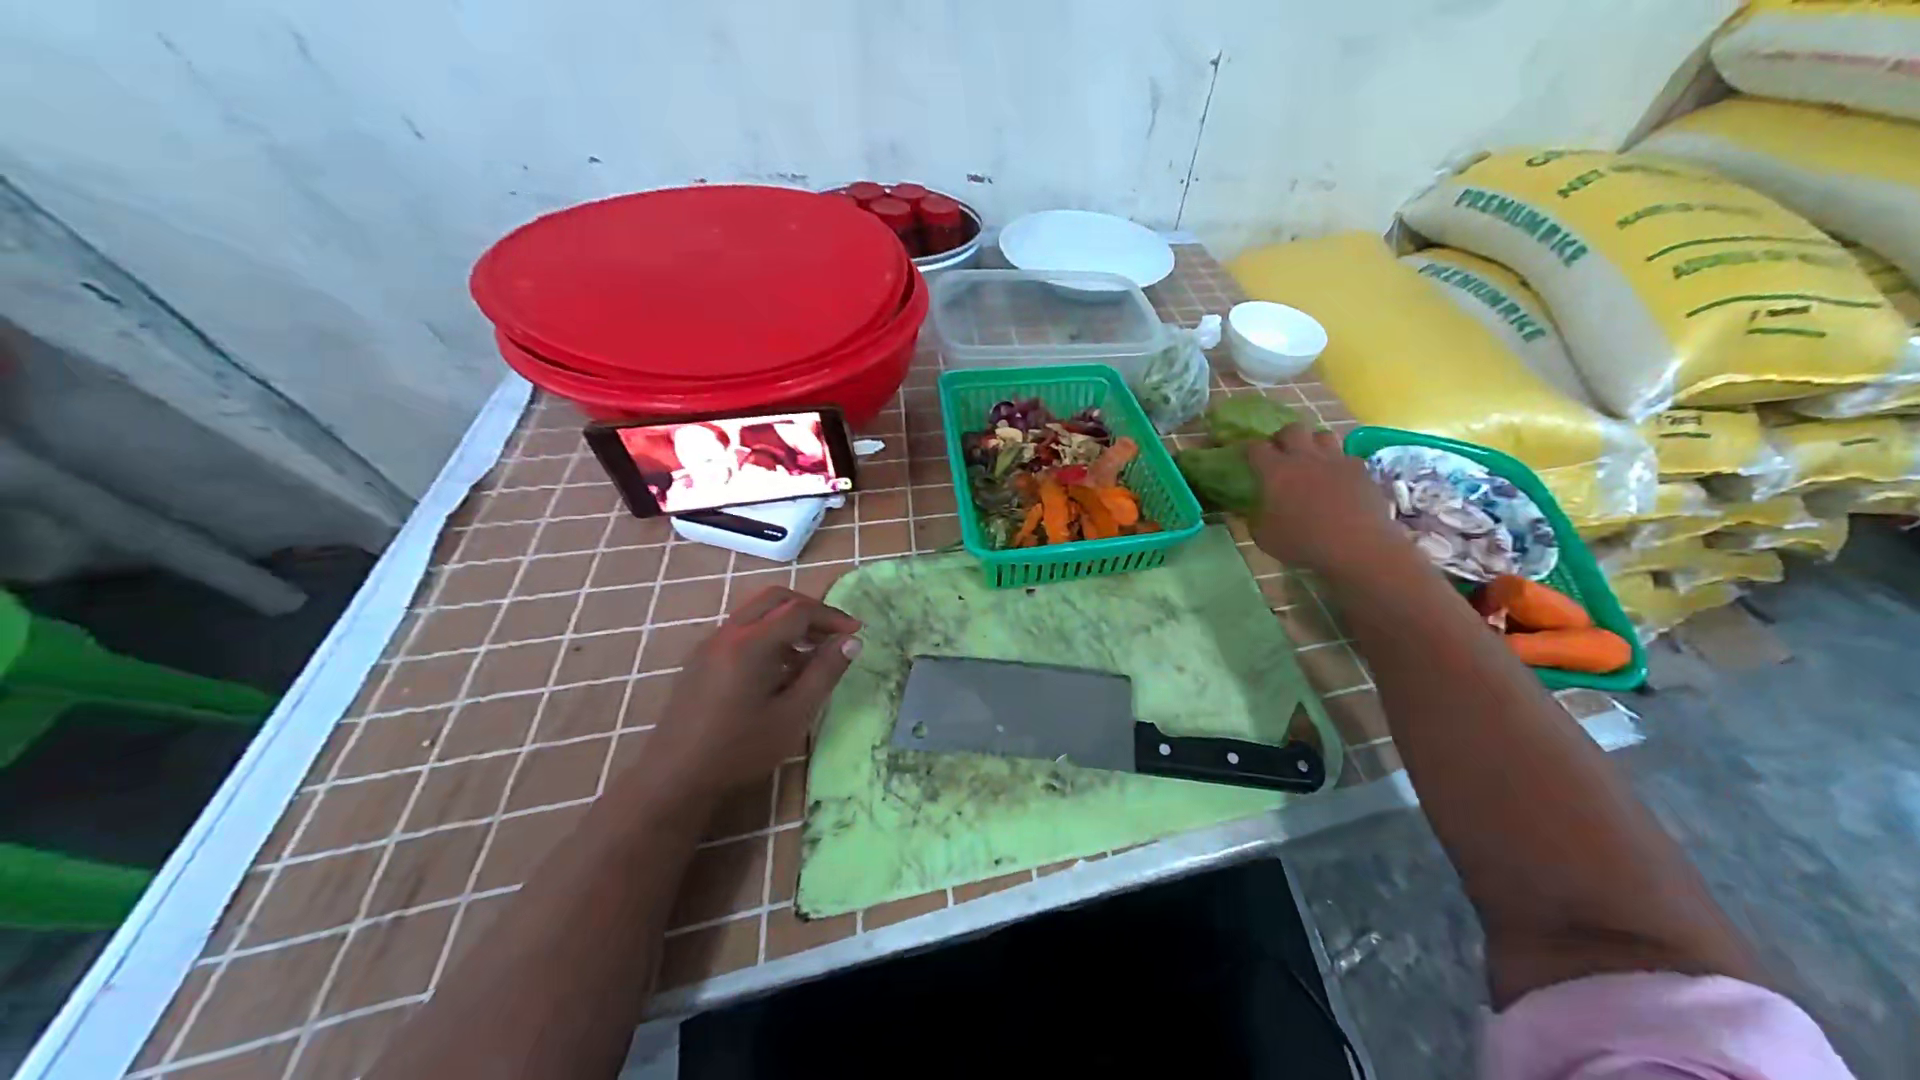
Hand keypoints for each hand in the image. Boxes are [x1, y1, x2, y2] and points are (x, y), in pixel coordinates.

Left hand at [635, 587, 861, 802]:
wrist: (675, 777)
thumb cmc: (740, 749)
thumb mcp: (793, 715)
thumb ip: (824, 673)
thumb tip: (852, 641)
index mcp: (751, 644)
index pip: (799, 610)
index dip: (831, 616)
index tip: (856, 632)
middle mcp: (728, 633)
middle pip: (775, 598)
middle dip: (810, 610)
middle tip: (834, 634)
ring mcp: (710, 644)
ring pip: (756, 612)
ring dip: (788, 621)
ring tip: (813, 653)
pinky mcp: (701, 659)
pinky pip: (741, 630)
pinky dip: (768, 634)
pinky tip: (780, 669)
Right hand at [1246, 424, 1411, 578]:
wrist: (1356, 545)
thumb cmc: (1302, 541)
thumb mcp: (1264, 536)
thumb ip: (1256, 517)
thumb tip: (1254, 509)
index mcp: (1276, 471)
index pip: (1256, 447)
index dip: (1249, 449)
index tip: (1248, 456)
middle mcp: (1305, 457)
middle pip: (1292, 429)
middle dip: (1283, 437)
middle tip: (1281, 452)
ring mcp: (1336, 460)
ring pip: (1323, 435)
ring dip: (1314, 444)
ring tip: (1312, 459)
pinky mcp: (1361, 470)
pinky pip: (1347, 456)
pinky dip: (1340, 463)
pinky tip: (1339, 477)